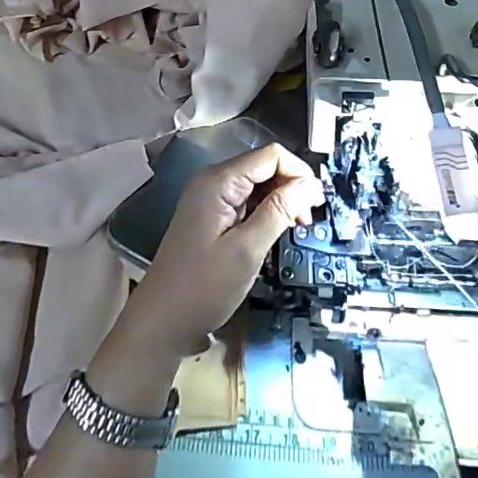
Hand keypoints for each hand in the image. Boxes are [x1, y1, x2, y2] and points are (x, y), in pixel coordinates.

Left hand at [116, 144, 323, 360]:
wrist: (161, 321)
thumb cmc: (204, 287)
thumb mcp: (247, 249)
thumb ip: (279, 211)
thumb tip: (311, 183)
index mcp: (219, 181)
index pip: (271, 156)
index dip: (298, 174)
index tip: (316, 205)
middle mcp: (213, 180)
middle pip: (264, 166)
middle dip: (291, 187)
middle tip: (307, 222)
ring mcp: (210, 197)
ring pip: (257, 183)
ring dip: (280, 200)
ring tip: (296, 228)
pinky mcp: (211, 214)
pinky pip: (246, 200)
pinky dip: (265, 211)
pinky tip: (275, 231)